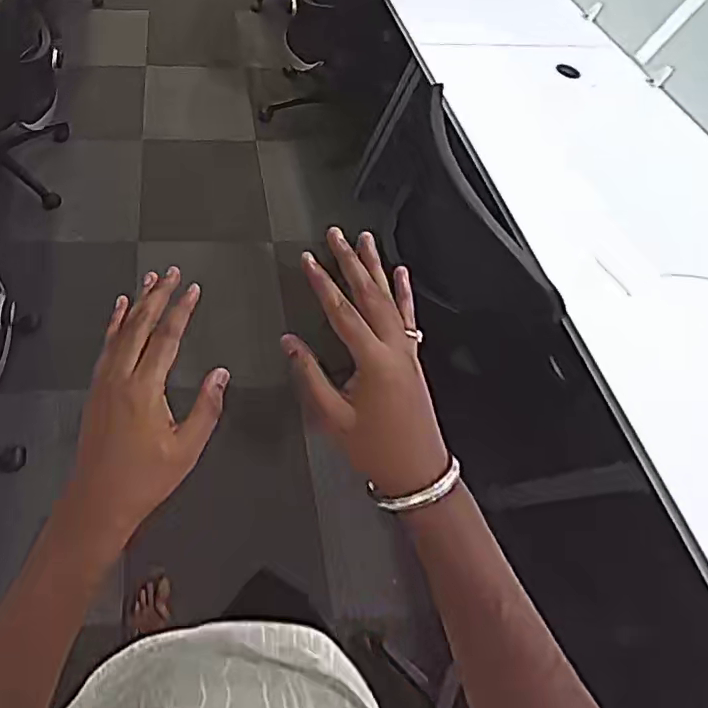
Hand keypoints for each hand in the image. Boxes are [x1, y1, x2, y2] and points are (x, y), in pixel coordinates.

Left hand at [60, 267, 227, 553]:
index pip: (166, 337)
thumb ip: (207, 408)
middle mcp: (120, 378)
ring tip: (148, 281)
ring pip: (121, 330)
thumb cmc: (140, 481)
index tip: (191, 289)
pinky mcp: (96, 388)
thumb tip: (220, 375)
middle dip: (158, 294)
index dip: (181, 309)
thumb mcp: (186, 450)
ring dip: (137, 302)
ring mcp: (104, 382)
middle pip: (141, 324)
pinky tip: (119, 311)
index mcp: (144, 389)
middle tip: (171, 273)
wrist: (96, 502)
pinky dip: (114, 323)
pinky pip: (106, 344)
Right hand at [285, 228, 449, 497]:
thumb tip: (290, 344)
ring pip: (389, 298)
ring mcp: (406, 350)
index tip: (309, 260)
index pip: (342, 311)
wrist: (417, 471)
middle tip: (336, 236)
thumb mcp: (333, 418)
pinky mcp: (413, 356)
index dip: (322, 282)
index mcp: (373, 361)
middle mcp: (393, 349)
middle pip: (368, 293)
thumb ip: (310, 375)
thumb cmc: (376, 449)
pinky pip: (408, 315)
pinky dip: (403, 292)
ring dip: (375, 267)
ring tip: (365, 241)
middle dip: (350, 261)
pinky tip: (400, 274)